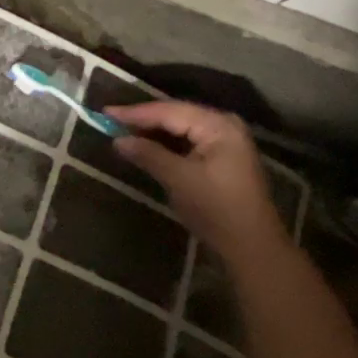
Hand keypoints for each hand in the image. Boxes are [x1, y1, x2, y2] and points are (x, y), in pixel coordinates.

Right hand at [107, 101, 285, 250]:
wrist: (252, 246)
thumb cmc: (217, 209)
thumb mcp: (179, 179)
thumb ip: (148, 154)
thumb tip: (117, 140)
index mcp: (218, 125)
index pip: (169, 111)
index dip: (135, 112)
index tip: (106, 112)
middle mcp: (224, 126)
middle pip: (176, 115)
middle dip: (144, 119)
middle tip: (111, 120)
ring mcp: (226, 142)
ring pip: (182, 128)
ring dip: (154, 131)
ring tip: (124, 131)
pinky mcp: (223, 159)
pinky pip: (189, 141)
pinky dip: (167, 144)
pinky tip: (147, 146)